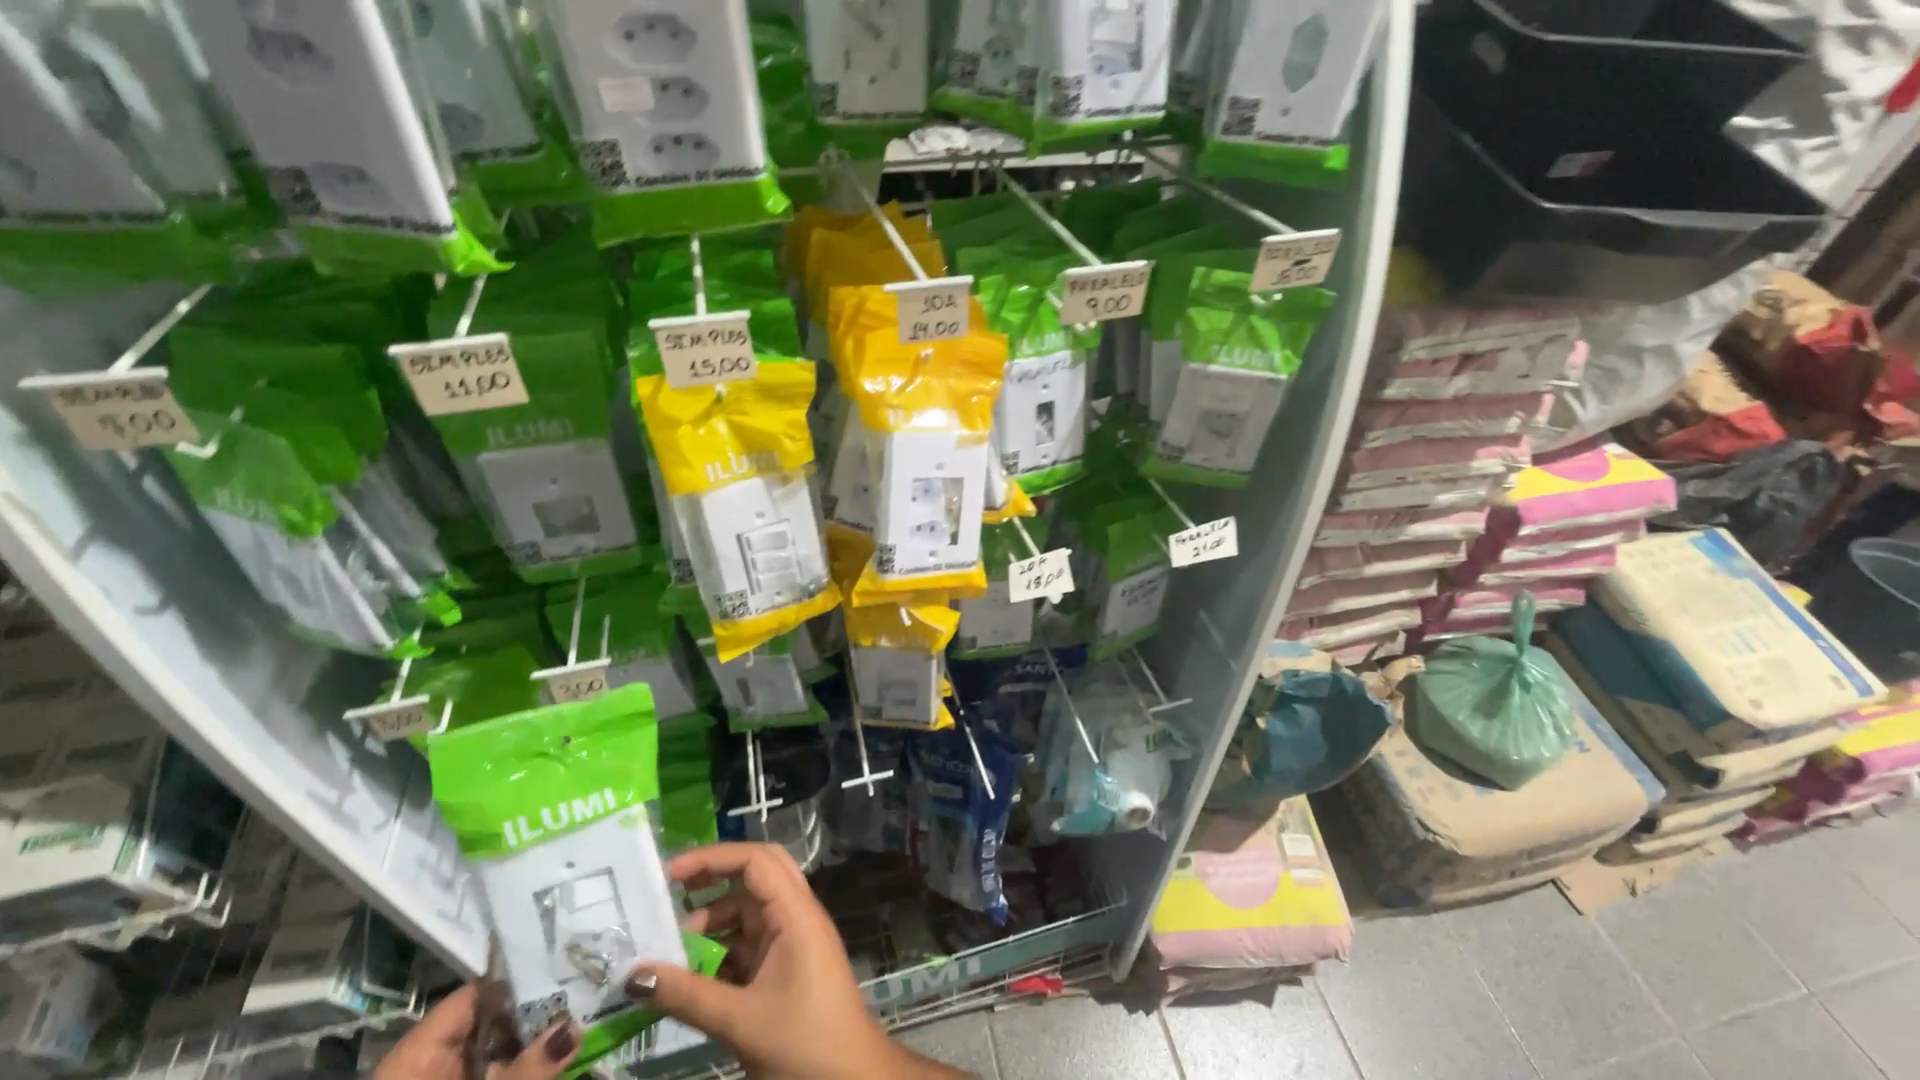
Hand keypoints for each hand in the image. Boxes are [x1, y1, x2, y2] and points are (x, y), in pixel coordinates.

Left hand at [372, 982, 578, 1079]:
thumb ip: (528, 1072)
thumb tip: (574, 1027)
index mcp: (416, 1055)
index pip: (473, 997)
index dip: (518, 983)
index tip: (567, 972)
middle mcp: (425, 1067)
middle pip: (488, 1026)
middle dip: (534, 1018)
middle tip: (586, 1003)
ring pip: (494, 1056)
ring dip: (532, 1049)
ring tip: (581, 1032)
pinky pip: (493, 1078)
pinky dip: (520, 1073)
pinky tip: (556, 1067)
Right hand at [627, 843, 963, 1079]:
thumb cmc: (806, 1043)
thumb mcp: (741, 1021)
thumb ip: (686, 995)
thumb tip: (633, 976)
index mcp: (797, 915)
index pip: (756, 861)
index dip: (712, 859)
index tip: (668, 875)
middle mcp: (797, 918)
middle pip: (754, 878)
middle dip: (711, 880)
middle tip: (667, 895)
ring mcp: (792, 943)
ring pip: (746, 915)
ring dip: (709, 926)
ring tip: (668, 952)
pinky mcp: (785, 970)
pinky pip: (747, 946)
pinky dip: (718, 954)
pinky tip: (686, 978)